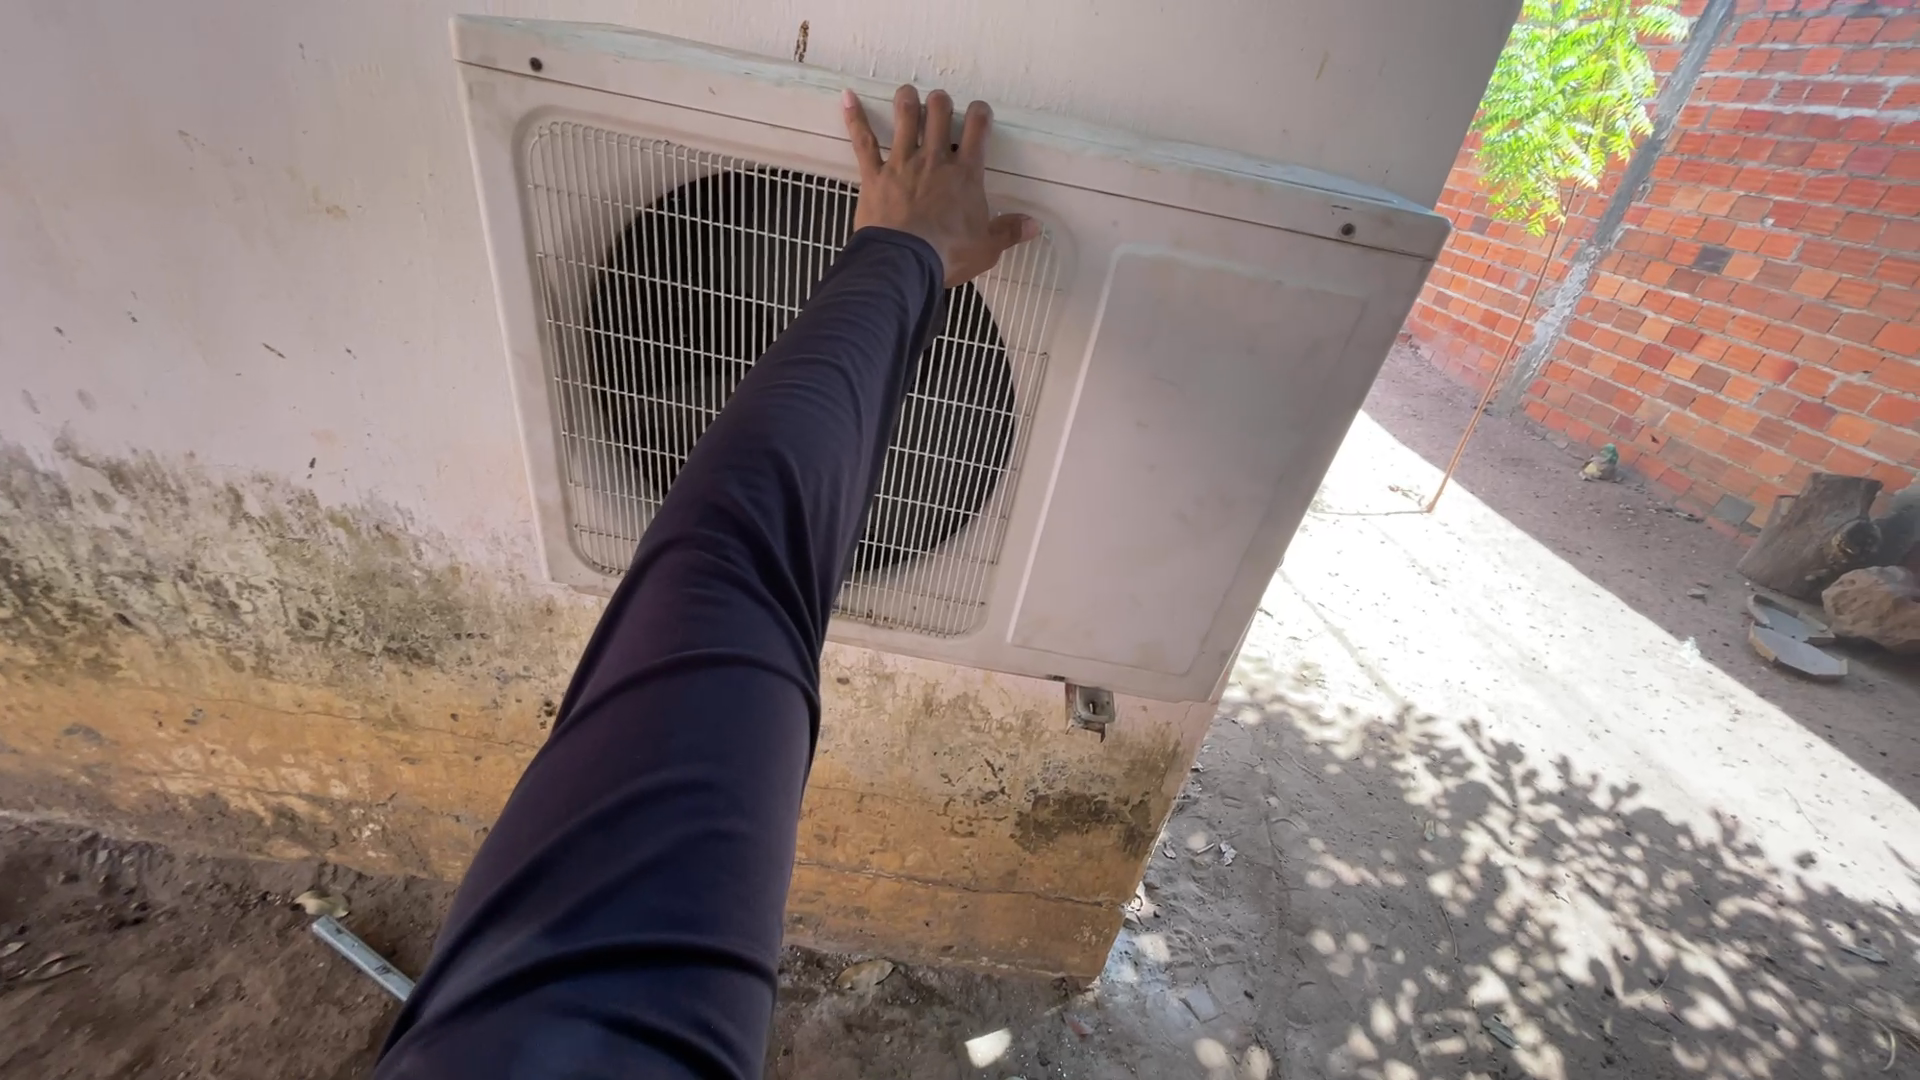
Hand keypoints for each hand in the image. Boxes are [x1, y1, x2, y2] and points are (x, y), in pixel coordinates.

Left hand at [843, 85, 1038, 286]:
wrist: (906, 263)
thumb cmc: (949, 255)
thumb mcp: (986, 248)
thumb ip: (1009, 232)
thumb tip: (1034, 225)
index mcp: (965, 174)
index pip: (977, 129)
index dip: (980, 114)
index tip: (979, 113)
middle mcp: (934, 159)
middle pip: (939, 112)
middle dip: (941, 103)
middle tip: (940, 107)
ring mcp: (903, 163)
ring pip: (905, 116)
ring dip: (907, 101)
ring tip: (908, 96)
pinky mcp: (875, 175)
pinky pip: (863, 142)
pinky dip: (855, 118)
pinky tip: (848, 98)